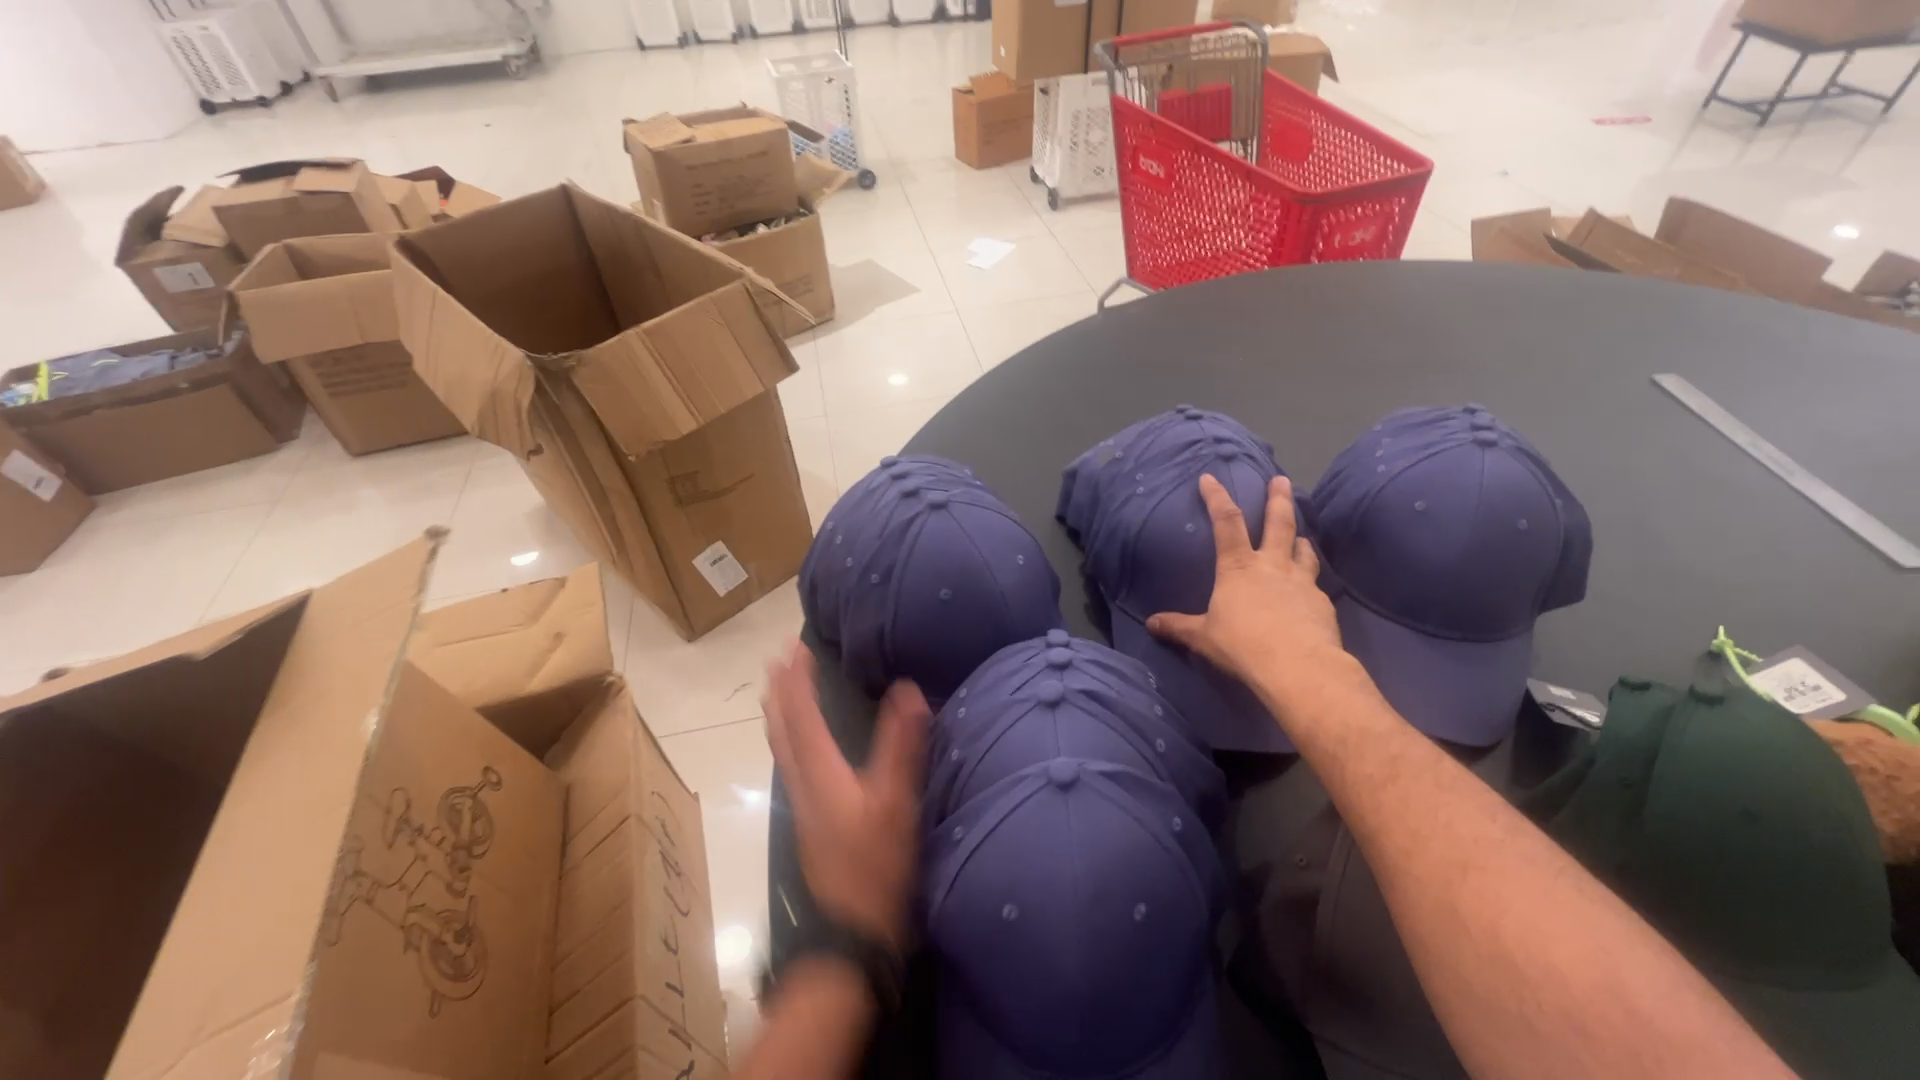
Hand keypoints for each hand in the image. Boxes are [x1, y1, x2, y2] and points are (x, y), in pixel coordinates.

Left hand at [765, 642, 928, 950]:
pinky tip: (801, 746)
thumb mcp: (896, 804)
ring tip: (780, 690)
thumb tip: (907, 689)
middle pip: (781, 729)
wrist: (850, 933)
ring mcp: (803, 805)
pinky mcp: (810, 821)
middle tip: (780, 660)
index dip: (797, 679)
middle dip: (779, 691)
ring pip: (781, 748)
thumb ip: (902, 747)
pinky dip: (789, 738)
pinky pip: (790, 763)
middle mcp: (803, 783)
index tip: (795, 646)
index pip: (801, 715)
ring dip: (780, 713)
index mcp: (820, 773)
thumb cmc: (876, 867)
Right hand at [1147, 475, 1347, 699]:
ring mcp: (1302, 582)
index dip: (1216, 497)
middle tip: (1281, 480)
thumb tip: (1151, 624)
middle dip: (1278, 499)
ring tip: (1302, 537)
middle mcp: (1273, 566)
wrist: (1297, 667)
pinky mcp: (1322, 604)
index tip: (1210, 477)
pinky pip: (1316, 585)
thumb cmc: (1242, 645)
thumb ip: (1179, 627)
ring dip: (1301, 540)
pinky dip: (1310, 582)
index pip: (1226, 522)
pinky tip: (1309, 593)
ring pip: (1304, 551)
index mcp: (1238, 567)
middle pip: (1278, 524)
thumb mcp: (1202, 637)